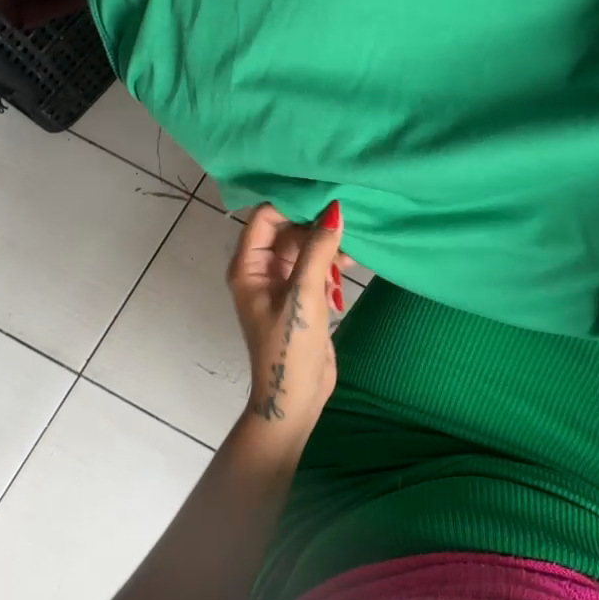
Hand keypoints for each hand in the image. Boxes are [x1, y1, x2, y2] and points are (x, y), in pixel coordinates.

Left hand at [226, 202, 348, 433]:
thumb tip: (335, 210)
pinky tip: (347, 272)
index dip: (294, 206)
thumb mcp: (305, 294)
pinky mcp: (300, 297)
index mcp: (248, 267)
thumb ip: (318, 249)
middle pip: (288, 230)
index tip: (326, 202)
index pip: (266, 217)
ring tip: (350, 258)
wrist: (295, 397)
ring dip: (327, 249)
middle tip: (346, 229)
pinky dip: (330, 266)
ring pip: (305, 248)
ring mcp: (281, 284)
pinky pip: (314, 267)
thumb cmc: (290, 346)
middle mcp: (261, 270)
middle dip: (316, 228)